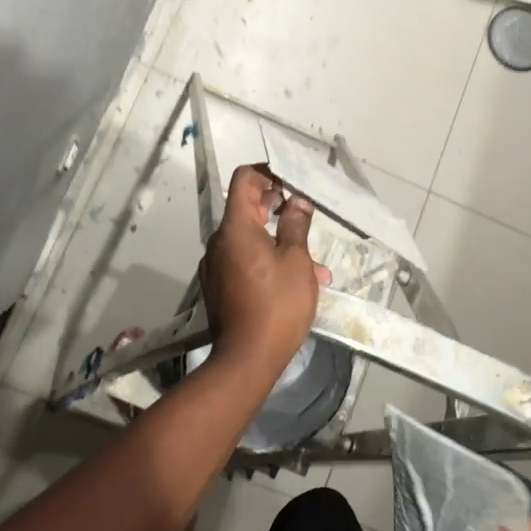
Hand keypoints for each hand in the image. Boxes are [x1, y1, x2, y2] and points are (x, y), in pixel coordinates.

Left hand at [198, 165, 329, 378]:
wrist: (247, 359)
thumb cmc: (277, 305)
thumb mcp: (296, 261)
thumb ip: (296, 225)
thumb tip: (298, 201)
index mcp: (235, 227)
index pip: (244, 179)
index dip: (267, 172)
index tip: (291, 179)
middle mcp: (219, 241)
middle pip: (245, 207)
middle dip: (277, 206)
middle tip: (305, 211)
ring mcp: (216, 265)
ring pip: (249, 239)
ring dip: (278, 240)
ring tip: (314, 263)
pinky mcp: (219, 286)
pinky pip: (244, 261)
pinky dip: (267, 261)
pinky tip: (295, 281)